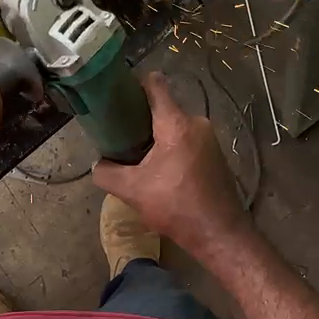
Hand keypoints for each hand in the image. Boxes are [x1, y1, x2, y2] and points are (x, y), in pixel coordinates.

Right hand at [92, 72, 251, 256]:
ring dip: (154, 139)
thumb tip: (99, 164)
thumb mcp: (131, 191)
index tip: (115, 96)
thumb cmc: (176, 206)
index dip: (133, 85)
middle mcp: (196, 124)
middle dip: (139, 121)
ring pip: (173, 128)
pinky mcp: (215, 155)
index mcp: (176, 124)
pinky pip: (185, 142)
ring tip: (136, 159)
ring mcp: (209, 139)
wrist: (220, 233)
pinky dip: (169, 150)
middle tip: (118, 139)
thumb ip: (106, 173)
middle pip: (162, 109)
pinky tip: (158, 173)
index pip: (155, 85)